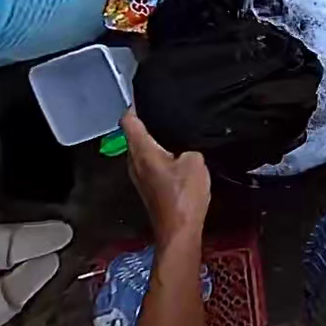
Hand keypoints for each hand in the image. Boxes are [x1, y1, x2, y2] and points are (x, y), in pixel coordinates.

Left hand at [120, 110, 210, 243]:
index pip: (129, 120)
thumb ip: (189, 146)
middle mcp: (134, 162)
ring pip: (141, 149)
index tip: (147, 95)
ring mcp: (138, 176)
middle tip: (167, 109)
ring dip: (154, 139)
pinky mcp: (147, 187)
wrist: (180, 231)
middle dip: (148, 121)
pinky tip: (176, 154)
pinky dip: (159, 154)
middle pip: (134, 134)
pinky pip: (149, 162)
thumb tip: (185, 145)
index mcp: (142, 151)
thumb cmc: (184, 195)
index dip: (135, 104)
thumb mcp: (195, 162)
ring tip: (173, 129)